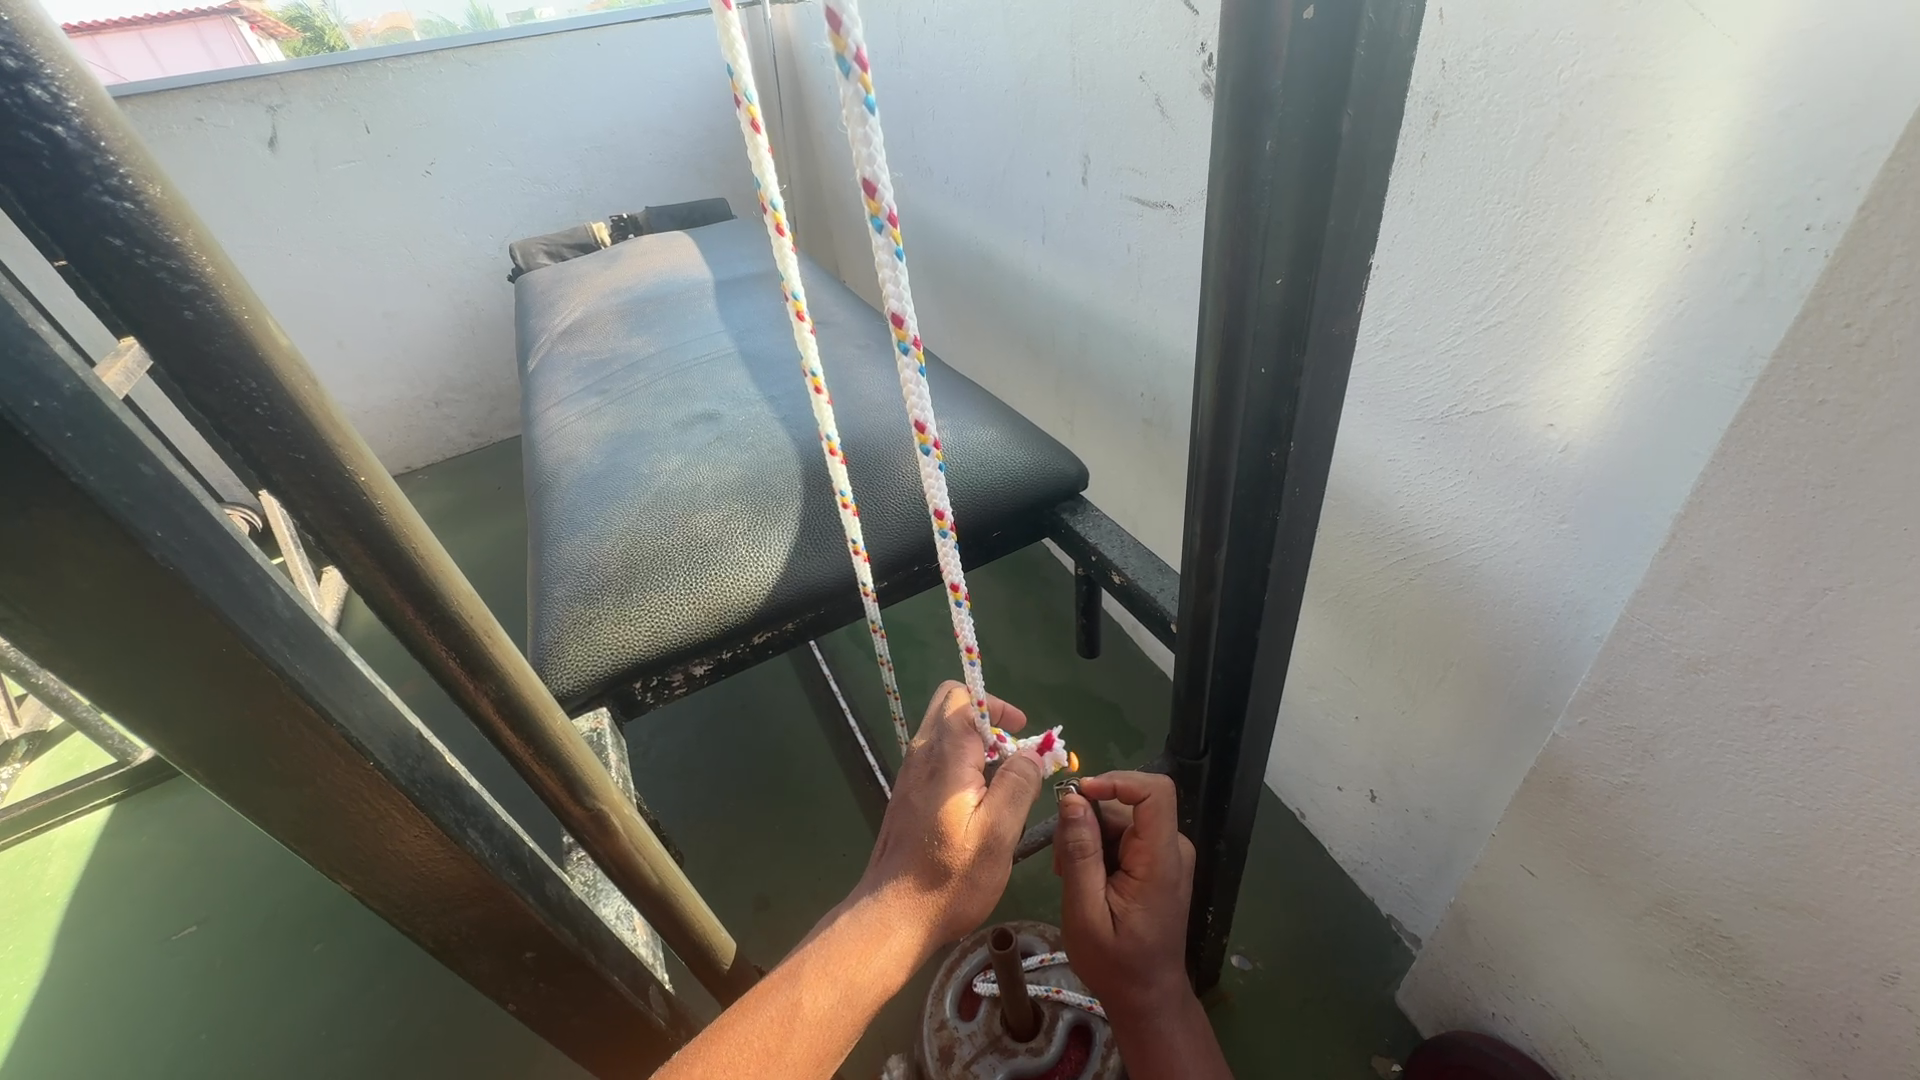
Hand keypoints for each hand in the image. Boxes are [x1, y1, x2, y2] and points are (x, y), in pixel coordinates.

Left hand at [854, 681, 1047, 957]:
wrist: (893, 915)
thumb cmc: (950, 878)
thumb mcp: (998, 834)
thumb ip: (1018, 785)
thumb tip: (1032, 753)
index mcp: (945, 756)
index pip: (965, 699)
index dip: (998, 706)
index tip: (1024, 731)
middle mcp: (921, 754)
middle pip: (949, 706)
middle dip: (986, 716)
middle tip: (1013, 749)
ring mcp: (910, 774)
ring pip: (943, 731)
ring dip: (975, 740)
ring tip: (1004, 777)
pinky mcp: (907, 794)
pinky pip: (937, 756)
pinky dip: (962, 759)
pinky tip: (981, 798)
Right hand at [1053, 771, 1196, 1019]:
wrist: (1147, 998)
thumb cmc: (1116, 965)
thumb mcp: (1085, 913)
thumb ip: (1079, 853)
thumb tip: (1071, 800)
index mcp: (1161, 860)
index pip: (1154, 792)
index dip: (1116, 782)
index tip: (1076, 797)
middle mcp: (1171, 847)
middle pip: (1124, 806)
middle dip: (1086, 822)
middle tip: (1061, 863)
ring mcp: (1165, 853)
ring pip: (1117, 819)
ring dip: (1087, 839)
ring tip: (1071, 878)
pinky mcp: (1155, 860)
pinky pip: (1121, 835)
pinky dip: (1096, 849)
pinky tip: (1084, 879)